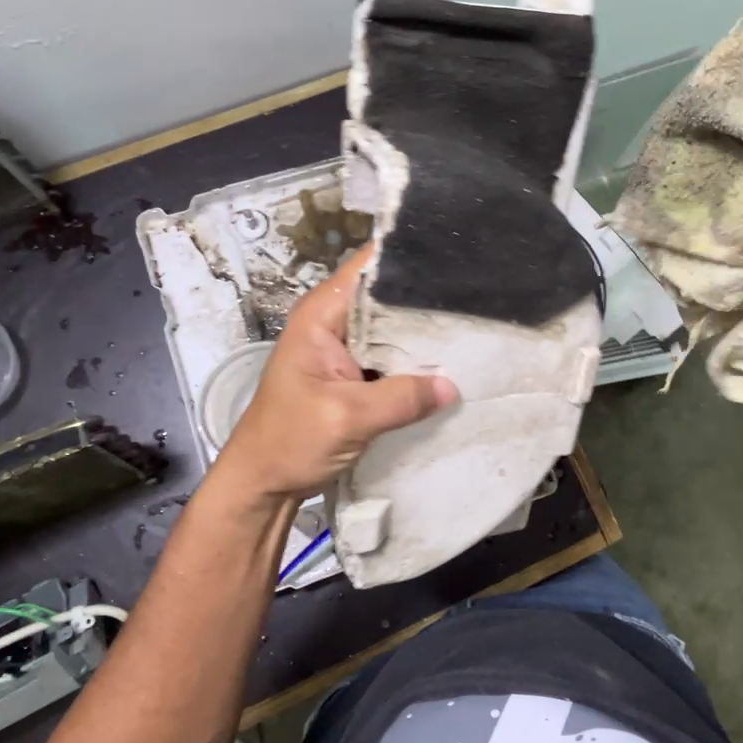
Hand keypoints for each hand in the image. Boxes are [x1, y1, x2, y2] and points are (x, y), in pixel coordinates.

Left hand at [210, 245, 457, 499]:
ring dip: (426, 333)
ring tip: (476, 325)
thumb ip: (401, 398)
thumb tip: (452, 385)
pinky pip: (393, 358)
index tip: (457, 258)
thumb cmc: (290, 442)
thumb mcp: (347, 418)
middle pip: (388, 295)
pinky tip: (454, 362)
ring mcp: (345, 350)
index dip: (410, 256)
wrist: (263, 485)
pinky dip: (417, 361)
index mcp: (322, 314)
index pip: (370, 266)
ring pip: (394, 328)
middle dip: (427, 298)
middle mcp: (335, 323)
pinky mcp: (356, 376)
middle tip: (479, 298)